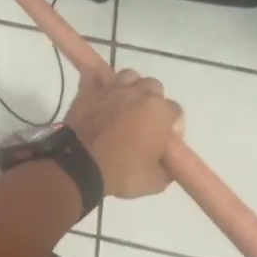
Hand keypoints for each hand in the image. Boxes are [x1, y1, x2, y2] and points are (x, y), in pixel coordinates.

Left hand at [64, 67, 182, 198]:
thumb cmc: (123, 171)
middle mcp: (138, 92)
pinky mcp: (89, 88)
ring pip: (128, 77)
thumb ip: (167, 165)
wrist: (80, 163)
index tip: (163, 142)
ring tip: (124, 107)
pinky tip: (101, 95)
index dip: (172, 126)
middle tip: (145, 123)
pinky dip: (100, 83)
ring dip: (130, 88)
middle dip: (153, 102)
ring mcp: (112, 87)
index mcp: (159, 111)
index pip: (176, 111)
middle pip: (153, 88)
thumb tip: (165, 159)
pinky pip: (96, 76)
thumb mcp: (157, 180)